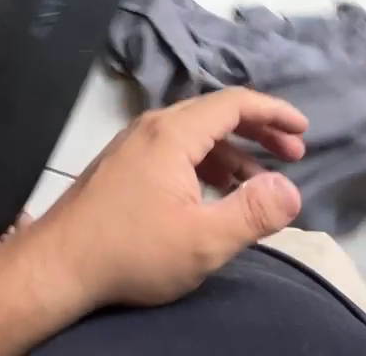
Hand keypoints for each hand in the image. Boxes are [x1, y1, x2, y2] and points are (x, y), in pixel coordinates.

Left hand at [27, 87, 308, 309]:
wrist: (61, 262)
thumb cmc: (132, 250)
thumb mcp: (202, 241)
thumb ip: (252, 213)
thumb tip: (290, 189)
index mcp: (172, 133)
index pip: (232, 103)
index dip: (273, 111)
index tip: (304, 129)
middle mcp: (153, 126)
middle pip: (214, 113)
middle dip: (258, 129)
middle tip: (294, 153)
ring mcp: (135, 142)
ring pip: (195, 132)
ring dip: (233, 150)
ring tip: (262, 181)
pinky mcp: (126, 162)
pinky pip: (176, 148)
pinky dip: (207, 161)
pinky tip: (218, 191)